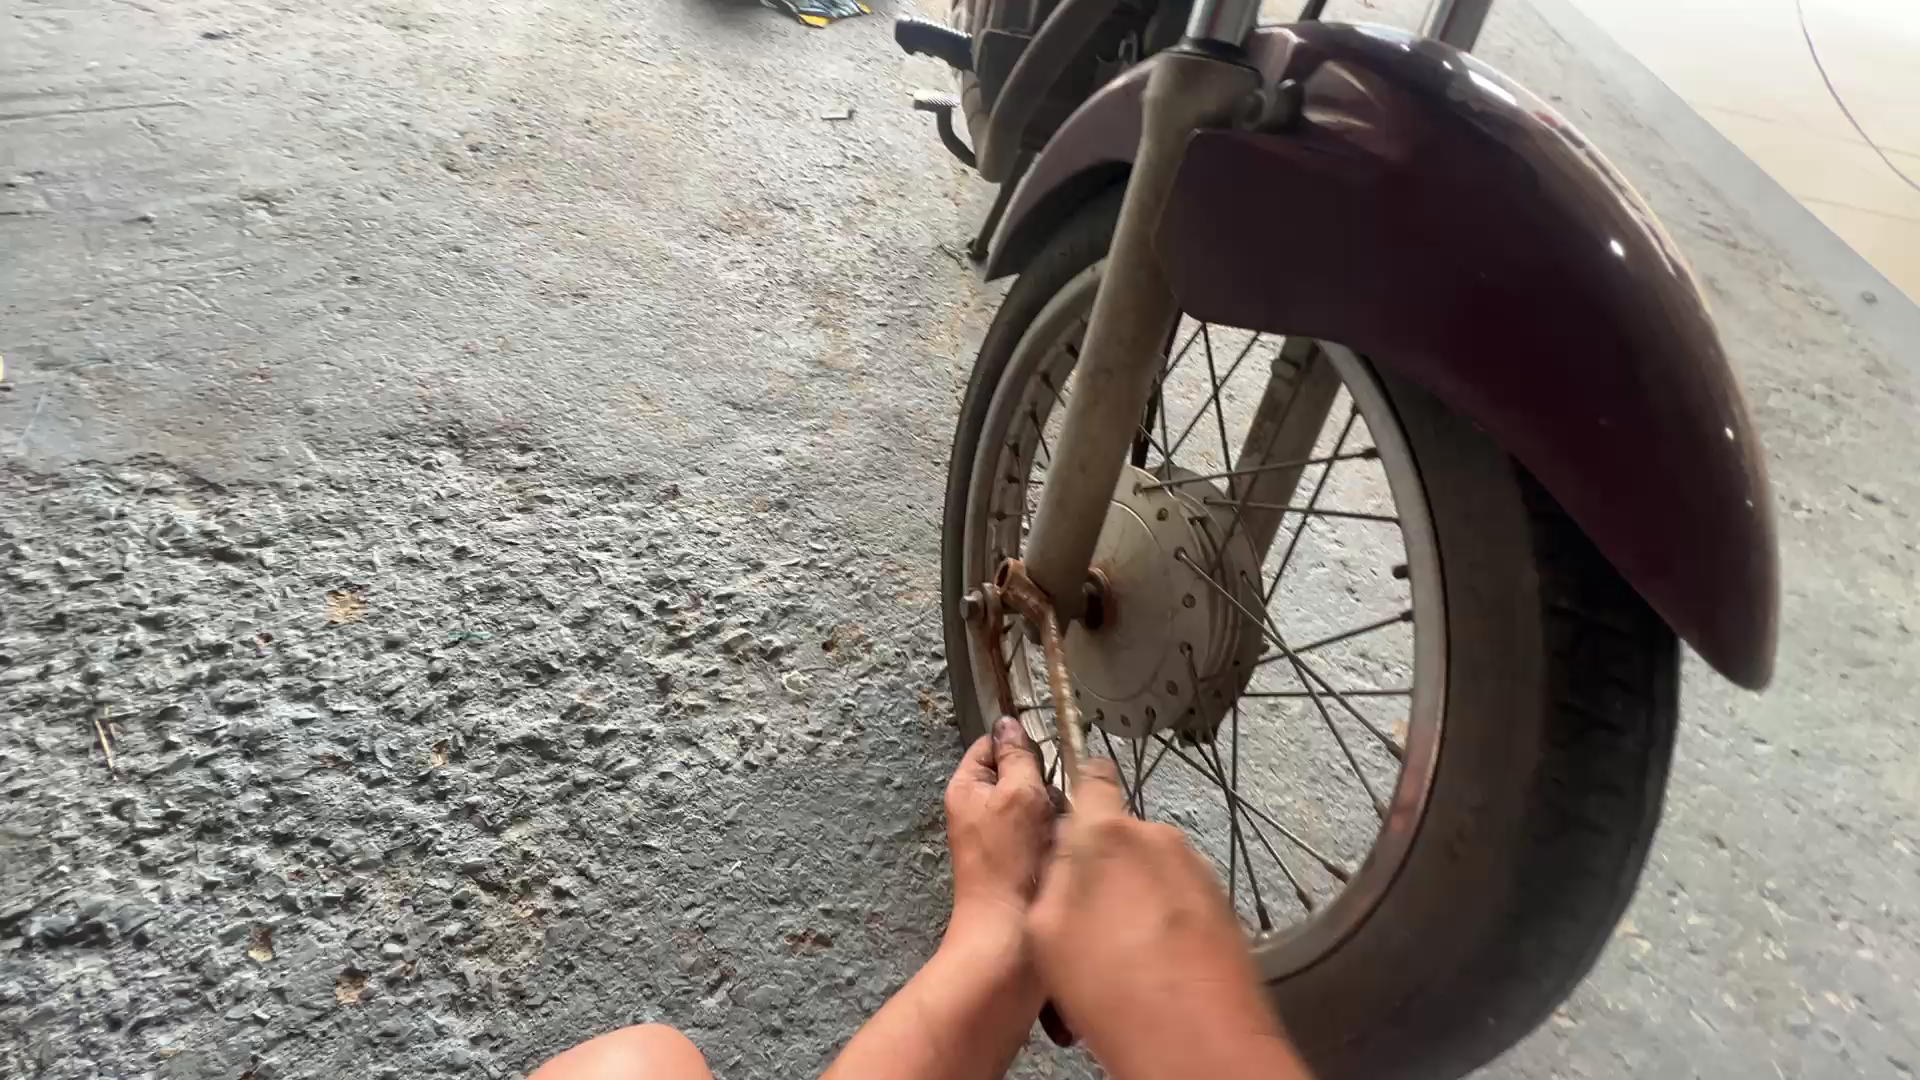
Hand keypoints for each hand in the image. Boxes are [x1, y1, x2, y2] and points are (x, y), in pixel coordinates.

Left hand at [943, 715, 1054, 933]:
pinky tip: (1066, 852)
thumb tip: (1008, 722)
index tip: (1046, 757)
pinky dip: (1059, 838)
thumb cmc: (1010, 861)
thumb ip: (1016, 756)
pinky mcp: (1021, 860)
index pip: (991, 745)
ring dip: (1057, 814)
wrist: (1011, 938)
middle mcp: (980, 808)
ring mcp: (1001, 836)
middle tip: (1052, 805)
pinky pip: (1047, 833)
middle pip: (1021, 775)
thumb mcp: (1017, 795)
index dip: (1019, 746)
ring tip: (1061, 834)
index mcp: (967, 787)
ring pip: (1040, 804)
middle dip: (1045, 785)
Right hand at [1028, 758, 1309, 1079]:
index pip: (1093, 777)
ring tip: (1126, 950)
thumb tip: (1062, 857)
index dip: (1081, 789)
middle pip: (1120, 832)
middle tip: (1090, 915)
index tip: (1073, 810)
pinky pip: (1181, 894)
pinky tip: (1157, 961)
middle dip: (1104, 861)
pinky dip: (1167, 916)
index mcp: (1107, 833)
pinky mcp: (1223, 902)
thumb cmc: (1113, 989)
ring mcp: (1196, 869)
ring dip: (1137, 892)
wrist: (1202, 1046)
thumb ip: (1051, 877)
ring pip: (1151, 865)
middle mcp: (1157, 837)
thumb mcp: (1044, 931)